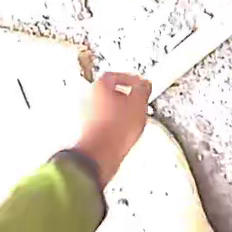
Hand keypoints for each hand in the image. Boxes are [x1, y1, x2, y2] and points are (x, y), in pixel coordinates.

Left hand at [71, 71, 150, 186]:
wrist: (100, 155)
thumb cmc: (115, 128)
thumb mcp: (139, 103)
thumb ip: (143, 89)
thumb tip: (145, 85)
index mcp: (99, 87)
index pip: (115, 76)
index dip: (131, 79)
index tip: (140, 85)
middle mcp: (89, 99)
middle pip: (109, 92)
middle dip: (126, 96)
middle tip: (138, 101)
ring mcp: (86, 116)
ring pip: (107, 108)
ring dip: (121, 111)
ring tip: (134, 118)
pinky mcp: (88, 132)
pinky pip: (104, 123)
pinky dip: (115, 124)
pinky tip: (125, 131)